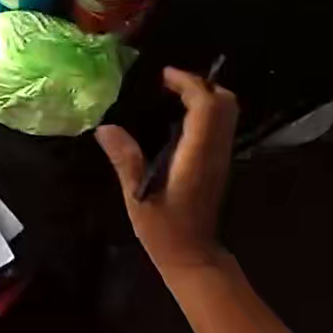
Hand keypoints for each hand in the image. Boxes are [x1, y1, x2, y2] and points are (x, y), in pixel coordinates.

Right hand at [96, 67, 238, 272]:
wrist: (193, 256)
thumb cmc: (164, 231)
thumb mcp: (137, 198)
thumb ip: (125, 160)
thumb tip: (105, 128)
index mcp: (197, 156)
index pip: (206, 106)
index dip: (188, 83)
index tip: (163, 76)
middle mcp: (215, 152)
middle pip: (225, 103)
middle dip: (200, 84)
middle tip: (169, 82)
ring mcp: (221, 158)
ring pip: (227, 113)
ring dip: (204, 96)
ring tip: (172, 94)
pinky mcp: (218, 165)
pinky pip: (220, 126)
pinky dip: (205, 111)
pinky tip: (178, 118)